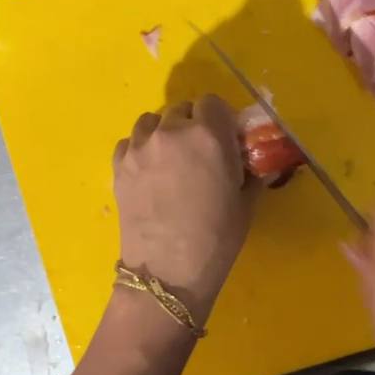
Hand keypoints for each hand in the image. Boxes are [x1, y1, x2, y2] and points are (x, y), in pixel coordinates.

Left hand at [113, 96, 256, 323]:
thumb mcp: (245, 202)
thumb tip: (256, 163)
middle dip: (193, 125)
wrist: (168, 272)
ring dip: (164, 132)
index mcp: (209, 135)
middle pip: (182, 109)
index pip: (213, 102)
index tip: (225, 138)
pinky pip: (130, 142)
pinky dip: (140, 150)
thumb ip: (250, 173)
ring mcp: (140, 147)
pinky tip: (149, 172)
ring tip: (171, 159)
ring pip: (151, 121)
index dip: (220, 118)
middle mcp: (172, 132)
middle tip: (200, 153)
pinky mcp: (119, 166)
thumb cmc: (217, 238)